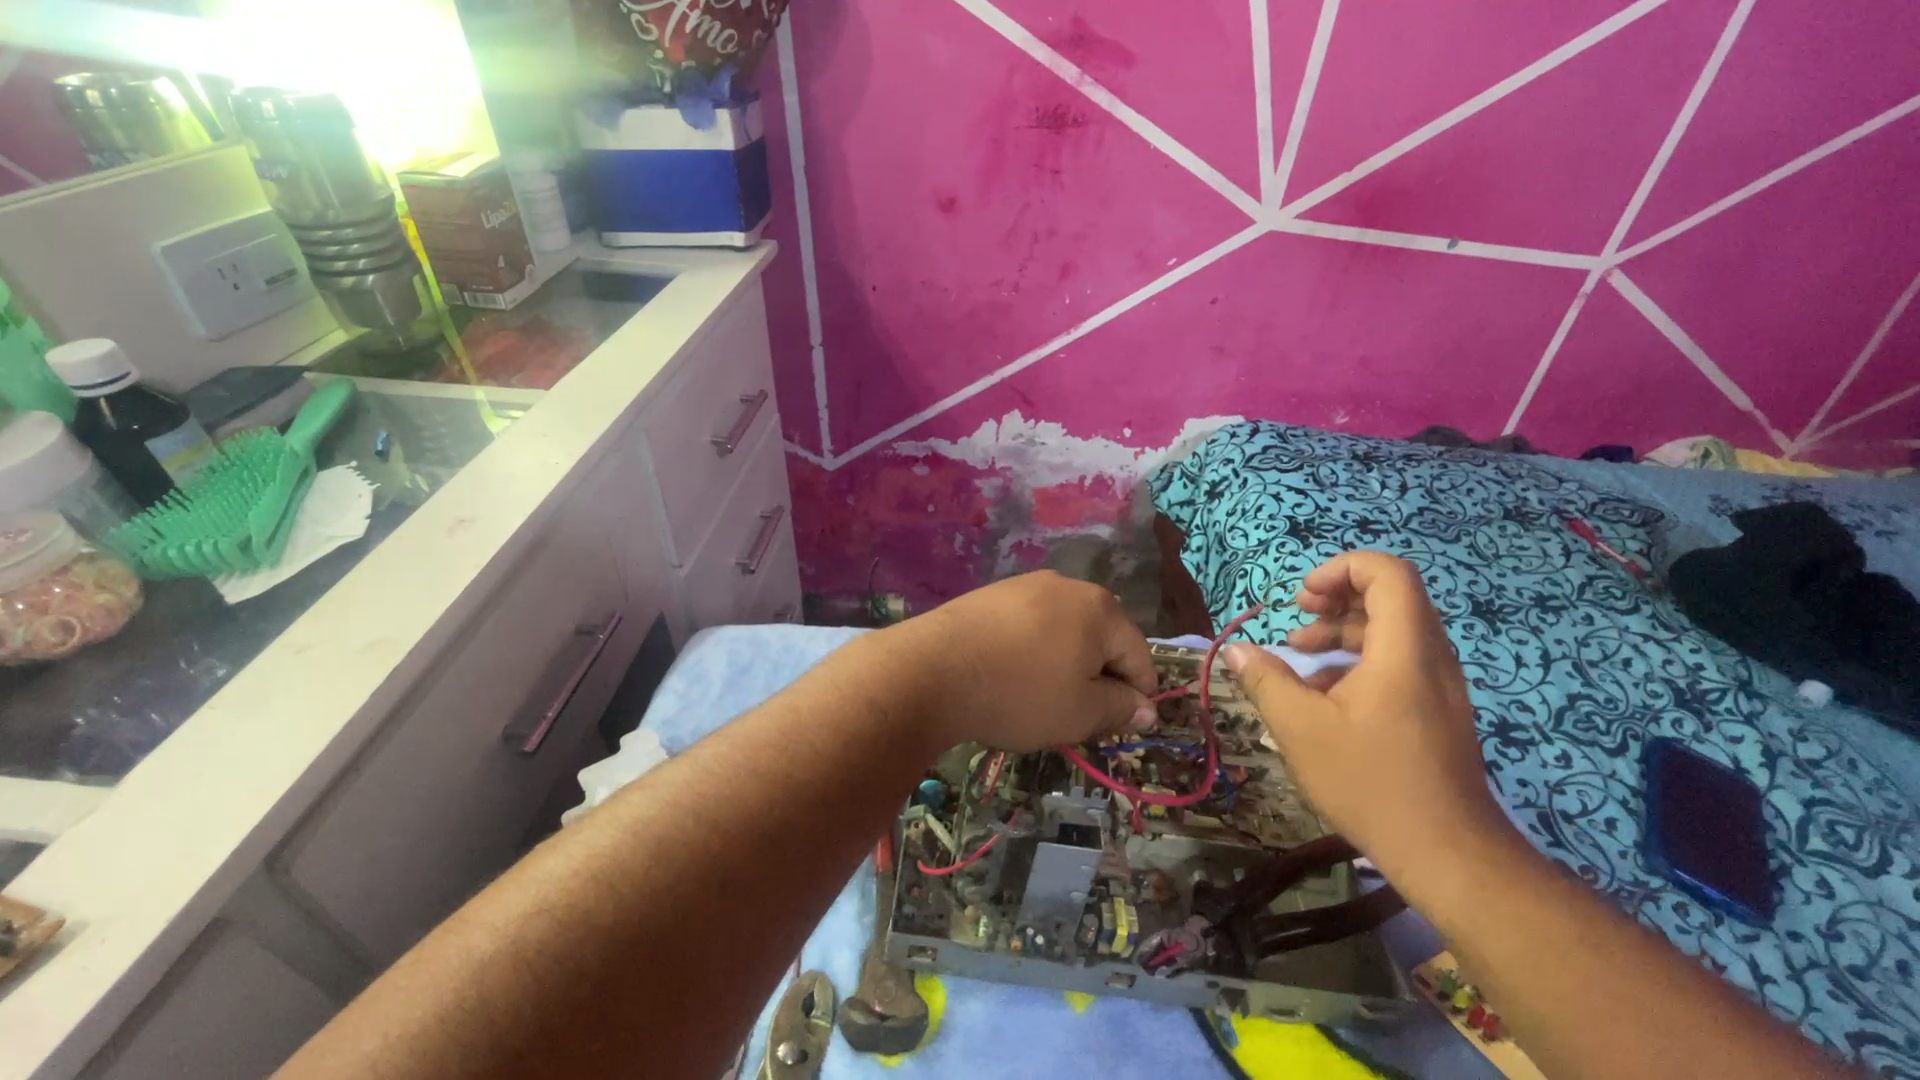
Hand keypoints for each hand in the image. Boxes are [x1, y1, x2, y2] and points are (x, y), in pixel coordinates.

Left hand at [876, 571, 1158, 751]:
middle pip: (1099, 639)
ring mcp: (1022, 587)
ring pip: (1061, 633)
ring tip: (1038, 701)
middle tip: (1076, 717)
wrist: (931, 672)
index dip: (1138, 696)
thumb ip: (1121, 708)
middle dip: (1096, 678)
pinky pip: (1025, 628)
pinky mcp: (988, 597)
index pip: (1139, 655)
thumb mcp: (1080, 712)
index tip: (1120, 727)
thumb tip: (1147, 708)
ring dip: (1061, 666)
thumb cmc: (1019, 694)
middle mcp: (1066, 586)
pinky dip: (1028, 655)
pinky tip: (1007, 679)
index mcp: (1100, 608)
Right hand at [1222, 553, 1515, 880]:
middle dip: (1336, 600)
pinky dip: (1361, 663)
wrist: (1447, 852)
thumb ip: (1266, 681)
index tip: (1302, 597)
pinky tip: (1325, 698)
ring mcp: (1441, 687)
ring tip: (1299, 657)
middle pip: (1391, 598)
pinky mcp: (1439, 712)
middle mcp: (1432, 657)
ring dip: (1344, 634)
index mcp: (1405, 649)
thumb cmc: (1371, 782)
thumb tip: (1236, 650)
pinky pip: (1401, 664)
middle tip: (1297, 620)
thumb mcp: (1302, 729)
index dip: (1342, 568)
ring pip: (1394, 633)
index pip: (1388, 572)